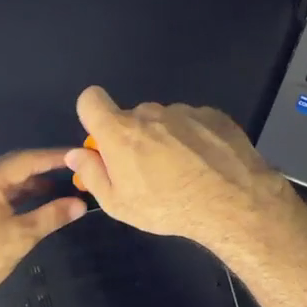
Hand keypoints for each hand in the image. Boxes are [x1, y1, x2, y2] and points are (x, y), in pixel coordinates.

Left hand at [0, 148, 87, 306]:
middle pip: (12, 166)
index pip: (26, 160)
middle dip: (40, 167)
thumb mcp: (22, 236)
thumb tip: (80, 204)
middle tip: (67, 168)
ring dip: (27, 183)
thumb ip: (52, 216)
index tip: (76, 156)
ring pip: (2, 181)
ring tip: (54, 188)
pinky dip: (13, 195)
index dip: (53, 157)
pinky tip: (29, 203)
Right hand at [64, 86, 306, 254]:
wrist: (230, 201)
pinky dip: (191, 139)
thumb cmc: (165, 206)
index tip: (101, 137)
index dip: (91, 114)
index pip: (91, 99)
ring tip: (180, 172)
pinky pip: (191, 123)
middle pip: (131, 117)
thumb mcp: (118, 204)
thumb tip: (76, 155)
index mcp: (120, 133)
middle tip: (145, 172)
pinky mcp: (212, 115)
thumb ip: (92, 174)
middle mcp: (150, 113)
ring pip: (163, 121)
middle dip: (132, 138)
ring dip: (164, 139)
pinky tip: (202, 165)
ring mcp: (184, 111)